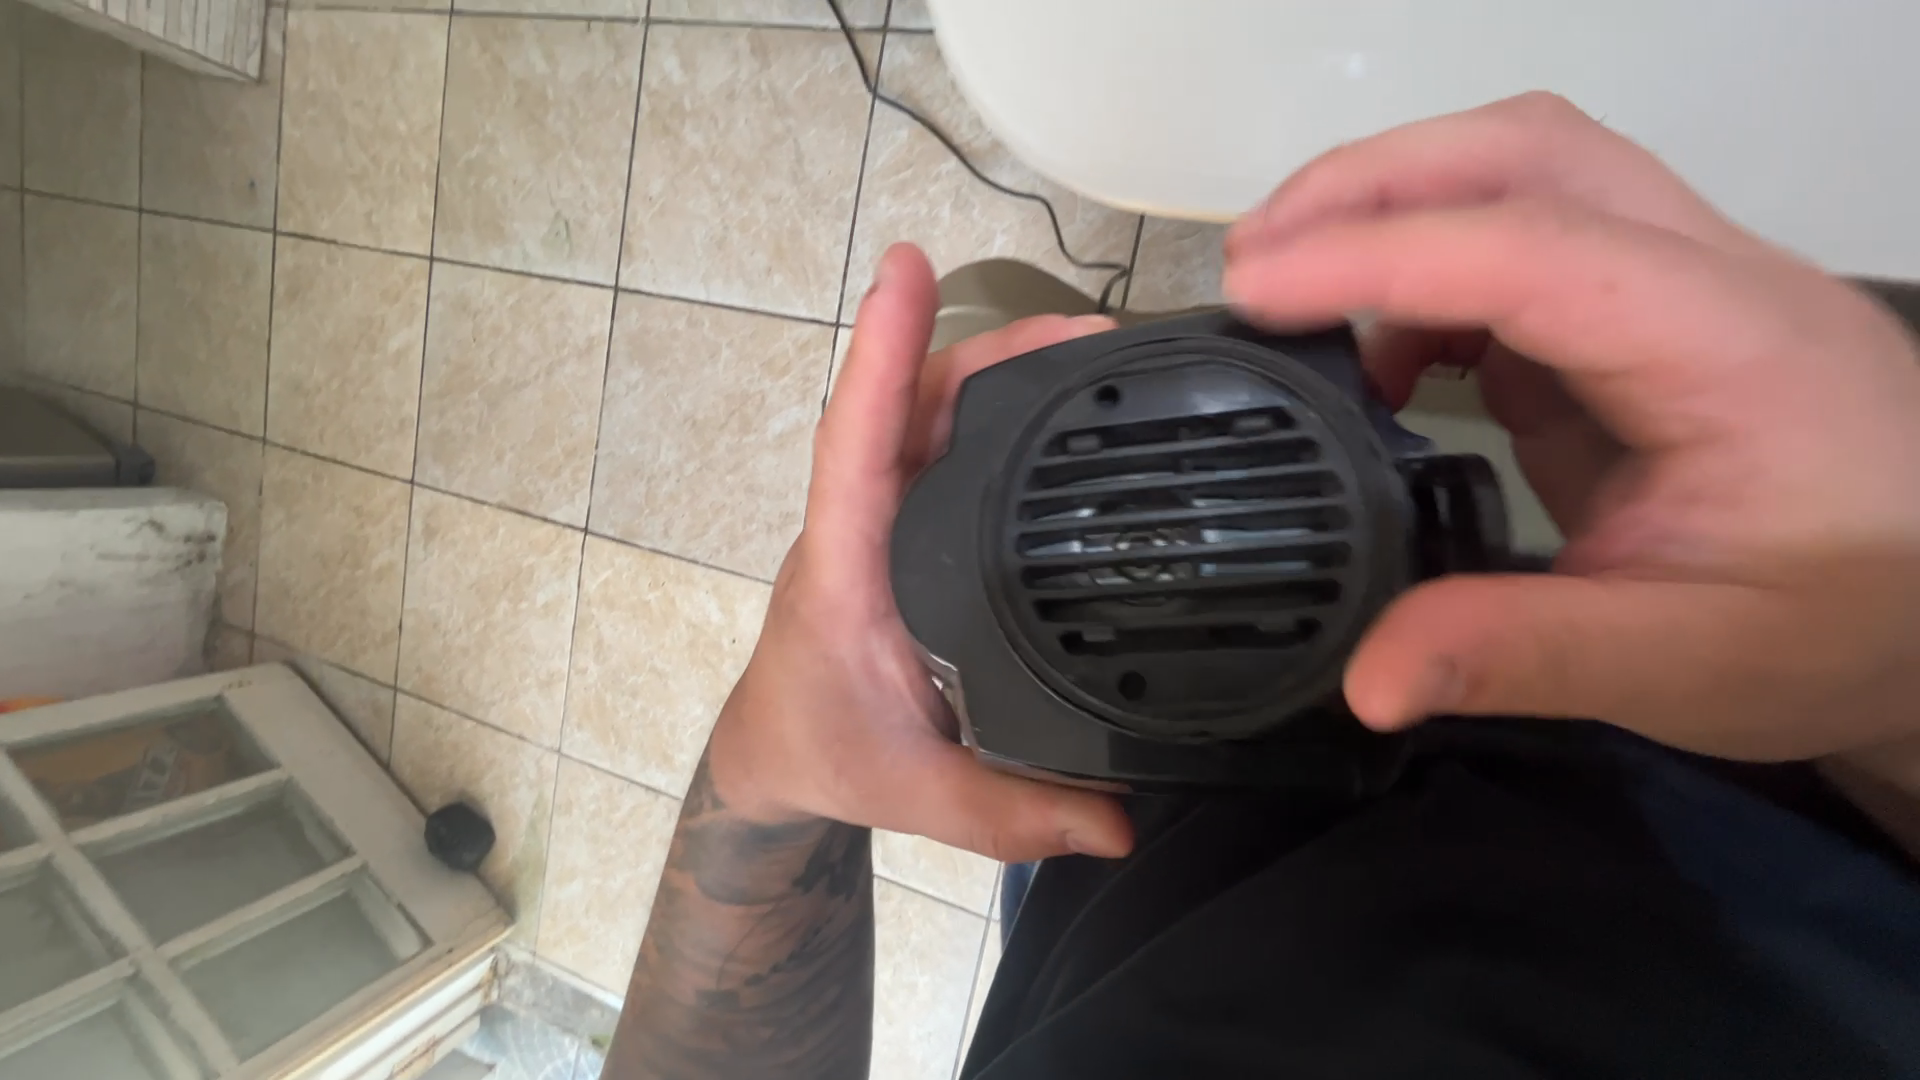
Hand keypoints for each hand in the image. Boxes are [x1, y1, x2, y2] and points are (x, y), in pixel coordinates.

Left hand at [704, 244, 1133, 861]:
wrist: (780, 752)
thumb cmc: (826, 753)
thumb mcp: (917, 794)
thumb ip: (1013, 813)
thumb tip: (1121, 824)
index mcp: (846, 567)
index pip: (854, 441)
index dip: (877, 352)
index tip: (905, 268)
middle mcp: (862, 525)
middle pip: (911, 404)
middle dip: (993, 354)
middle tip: (1096, 342)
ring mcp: (885, 521)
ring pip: (931, 417)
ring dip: (1000, 376)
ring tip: (1096, 363)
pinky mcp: (905, 530)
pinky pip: (946, 452)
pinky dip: (997, 420)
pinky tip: (1060, 422)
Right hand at [1223, 92, 1919, 764]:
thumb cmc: (1836, 632)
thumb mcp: (1677, 665)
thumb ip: (1513, 657)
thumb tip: (1363, 682)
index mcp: (1727, 346)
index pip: (1532, 251)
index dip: (1376, 257)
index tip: (1248, 291)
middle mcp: (1699, 281)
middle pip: (1521, 156)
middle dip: (1366, 185)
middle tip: (1250, 258)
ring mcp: (1654, 291)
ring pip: (1508, 179)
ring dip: (1382, 210)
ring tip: (1281, 285)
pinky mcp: (1612, 325)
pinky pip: (1497, 255)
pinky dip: (1407, 284)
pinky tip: (1373, 360)